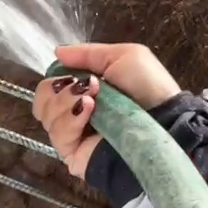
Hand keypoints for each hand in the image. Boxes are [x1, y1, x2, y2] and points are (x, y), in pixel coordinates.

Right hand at [32, 43, 182, 178]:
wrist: (165, 122)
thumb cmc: (149, 88)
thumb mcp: (122, 56)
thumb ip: (87, 53)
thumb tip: (57, 52)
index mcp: (84, 92)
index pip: (51, 86)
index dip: (57, 77)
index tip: (76, 74)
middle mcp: (75, 114)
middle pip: (42, 100)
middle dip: (60, 89)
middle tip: (88, 86)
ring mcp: (74, 136)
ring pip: (45, 116)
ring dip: (66, 102)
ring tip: (93, 100)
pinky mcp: (74, 155)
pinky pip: (57, 135)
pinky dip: (71, 119)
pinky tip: (89, 111)